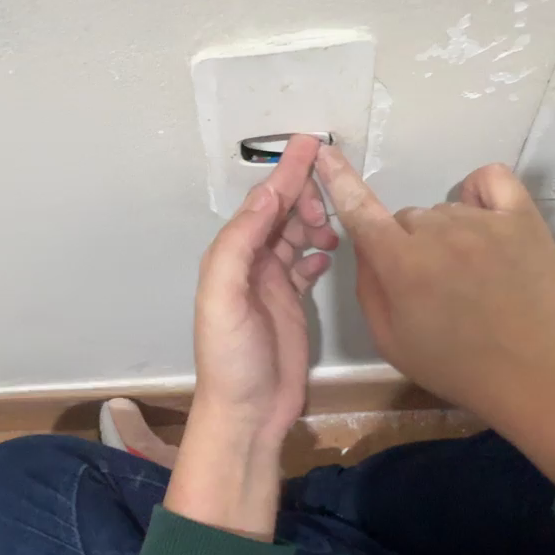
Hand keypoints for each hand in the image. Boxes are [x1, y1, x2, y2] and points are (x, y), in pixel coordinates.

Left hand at [167, 134, 336, 537]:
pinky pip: (306, 267)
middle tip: (330, 192)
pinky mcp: (292, 307)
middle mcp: (250, 267)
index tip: (311, 142)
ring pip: (294, 238)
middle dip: (303, 195)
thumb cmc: (232, 358)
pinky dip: (318, 253)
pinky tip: (330, 251)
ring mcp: (272, 286)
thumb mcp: (224, 296)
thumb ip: (240, 243)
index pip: (261, 206)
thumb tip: (268, 194)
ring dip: (313, 223)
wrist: (248, 412)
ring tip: (331, 226)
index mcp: (231, 259)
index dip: (285, 174)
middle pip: (279, 216)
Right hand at [316, 149, 554, 492]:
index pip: (360, 211)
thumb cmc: (452, 364)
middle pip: (405, 219)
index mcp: (401, 266)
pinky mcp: (522, 217)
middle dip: (406, 244)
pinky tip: (482, 221)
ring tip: (467, 274)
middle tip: (429, 284)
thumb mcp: (389, 339)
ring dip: (443, 232)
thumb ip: (369, 287)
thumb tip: (366, 247)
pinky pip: (489, 180)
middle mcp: (438, 233)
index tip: (324, 152)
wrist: (530, 371)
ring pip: (443, 209)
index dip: (339, 180)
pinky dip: (478, 193)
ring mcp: (483, 221)